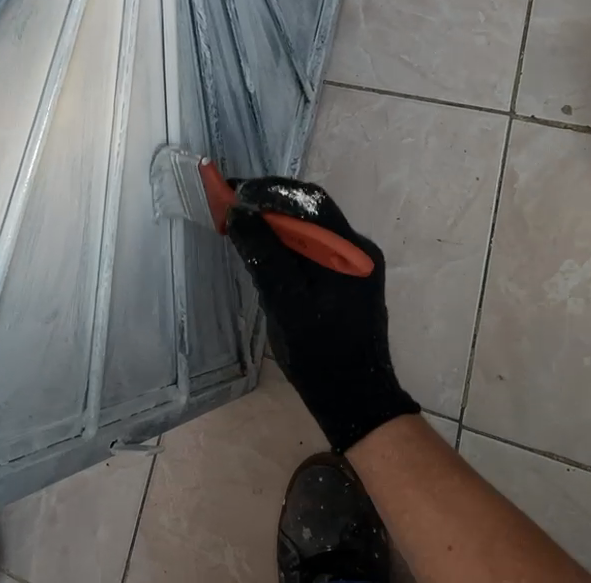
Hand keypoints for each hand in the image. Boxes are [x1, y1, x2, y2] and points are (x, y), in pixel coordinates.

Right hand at [226, 177, 418, 451]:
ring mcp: (354, 265)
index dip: (270, 190)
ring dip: (277, 221)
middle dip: (270, 203)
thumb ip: (264, 257)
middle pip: (311, 210)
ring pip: (311, 228)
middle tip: (232, 204)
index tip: (235, 192)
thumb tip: (239, 214)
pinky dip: (287, 242)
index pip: (309, 201)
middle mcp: (358, 249)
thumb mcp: (286, 306)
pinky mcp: (347, 279)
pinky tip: (264, 249)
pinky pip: (315, 248)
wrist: (357, 400)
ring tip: (241, 223)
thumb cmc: (321, 356)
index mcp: (349, 251)